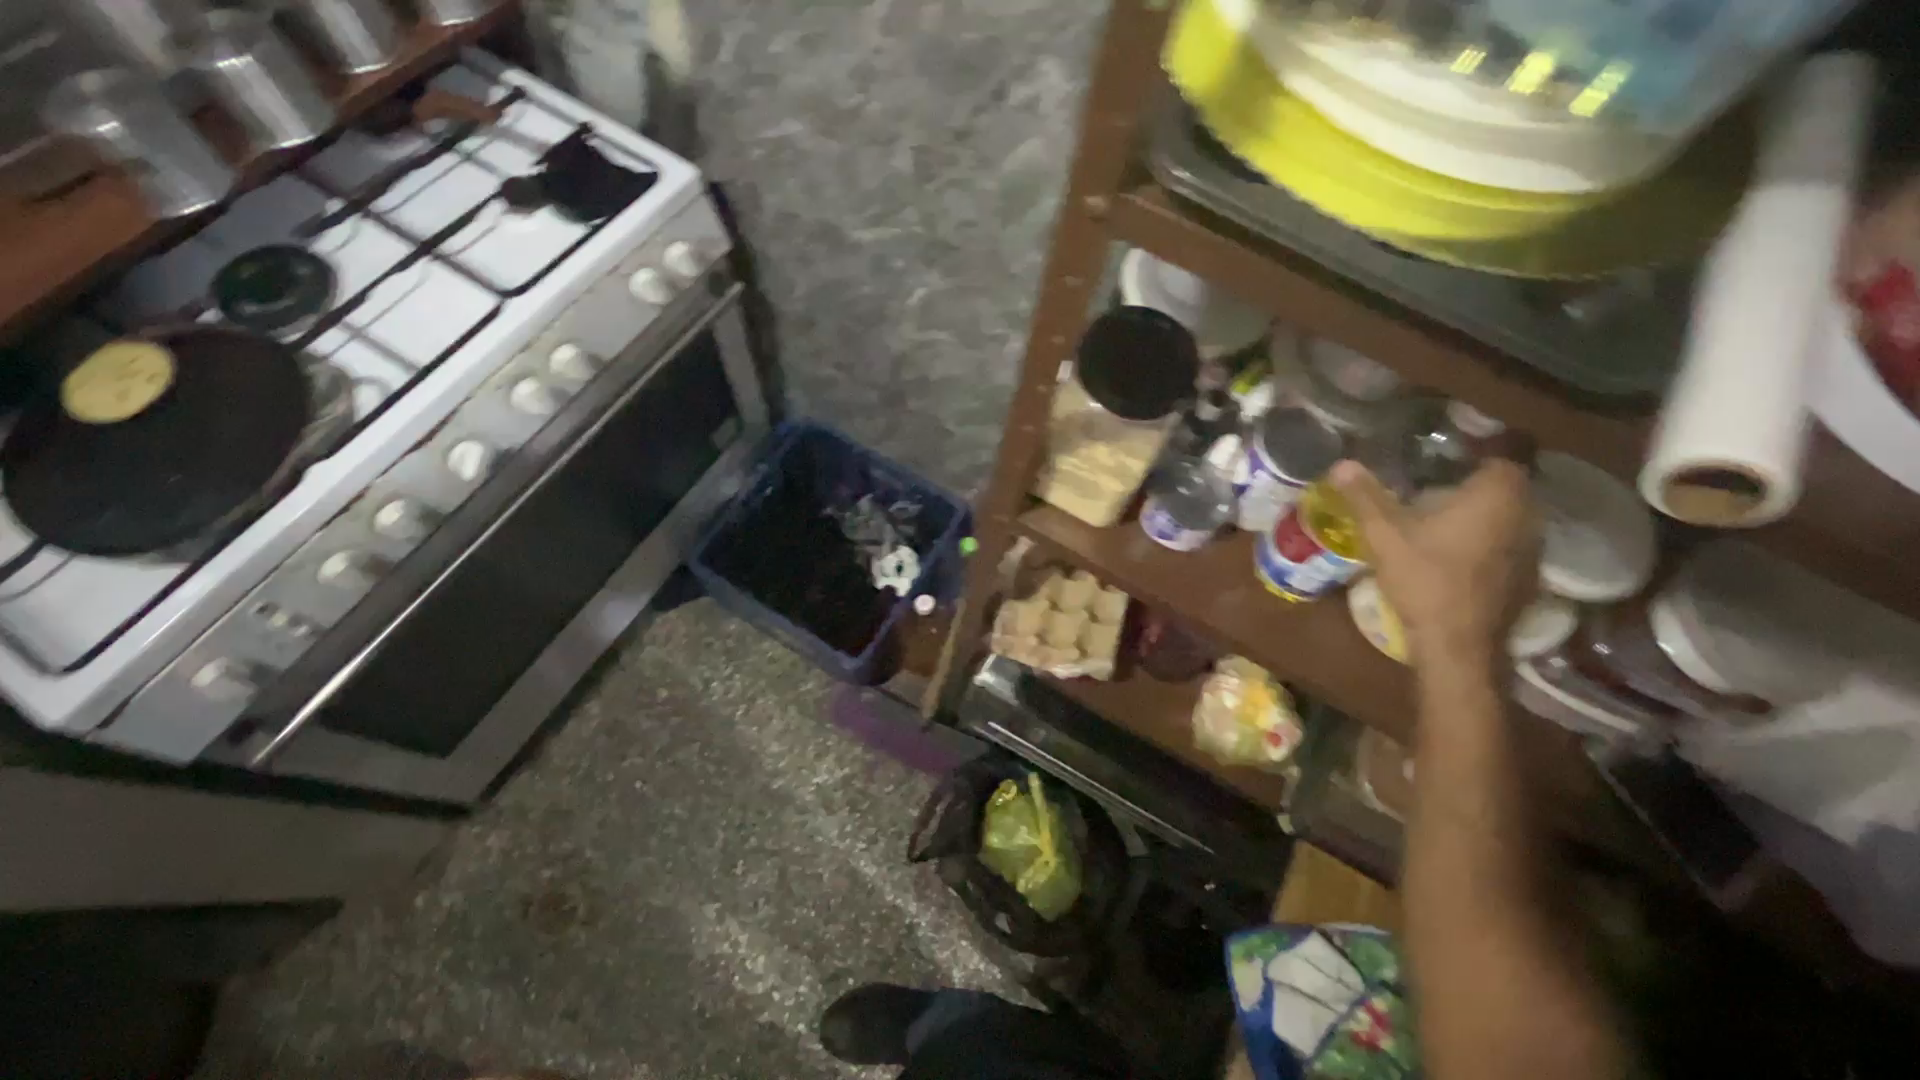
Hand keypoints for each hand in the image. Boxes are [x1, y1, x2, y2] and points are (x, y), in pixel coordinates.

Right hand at [1331, 458, 1538, 667]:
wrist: (1458, 645)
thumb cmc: (1425, 579)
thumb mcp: (1384, 535)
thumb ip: (1365, 496)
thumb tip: (1341, 464)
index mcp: (1497, 494)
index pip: (1499, 455)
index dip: (1473, 453)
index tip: (1444, 458)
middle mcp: (1527, 514)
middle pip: (1505, 486)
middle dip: (1475, 485)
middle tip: (1436, 486)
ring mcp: (1533, 548)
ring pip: (1509, 518)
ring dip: (1484, 516)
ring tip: (1445, 521)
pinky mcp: (1528, 577)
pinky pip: (1510, 546)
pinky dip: (1489, 545)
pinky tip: (1458, 557)